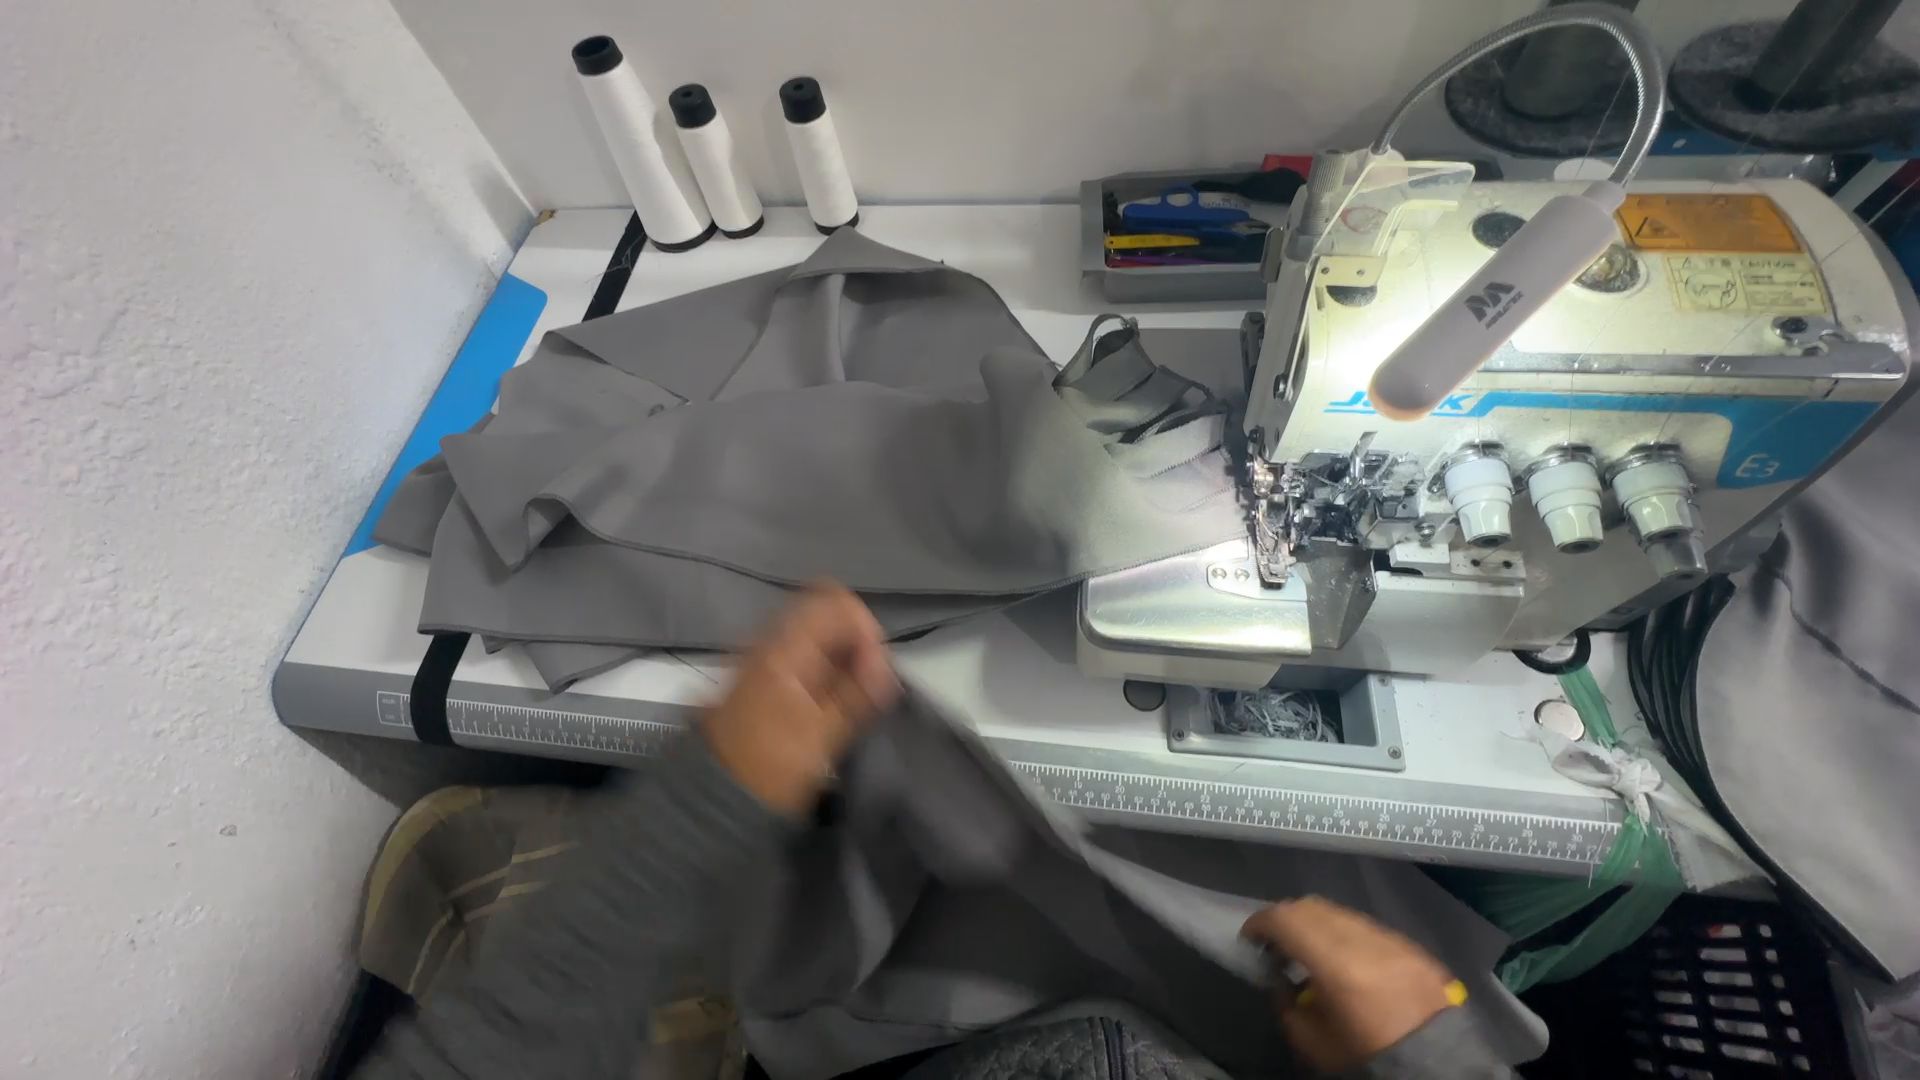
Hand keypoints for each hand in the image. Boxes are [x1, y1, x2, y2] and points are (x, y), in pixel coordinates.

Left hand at [702, 585, 898, 817]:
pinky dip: (831, 669)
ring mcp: (769, 656)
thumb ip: (857, 694)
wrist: (715, 794)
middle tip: (871, 686)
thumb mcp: (821, 734)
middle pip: (829, 615)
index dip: (865, 628)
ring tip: (858, 698)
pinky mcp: (770, 675)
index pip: (836, 602)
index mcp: (784, 646)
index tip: (875, 671)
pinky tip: (839, 703)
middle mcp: (774, 640)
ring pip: (821, 635)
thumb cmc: (768, 765)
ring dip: (847, 658)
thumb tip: (888, 670)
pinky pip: (809, 654)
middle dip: (859, 645)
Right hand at [1242, 896, 1464, 1073]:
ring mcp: (1390, 940)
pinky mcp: (1410, 946)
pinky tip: (1342, 959)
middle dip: (1284, 920)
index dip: (1259, 922)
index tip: (1249, 939)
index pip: (1285, 919)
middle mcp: (1363, 941)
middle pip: (1309, 908)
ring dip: (1313, 923)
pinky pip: (1363, 925)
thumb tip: (1275, 975)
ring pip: (1337, 912)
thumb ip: (1283, 1002)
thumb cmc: (1368, 1059)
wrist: (1439, 1071)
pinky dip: (1342, 933)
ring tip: (1308, 951)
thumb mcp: (1312, 1043)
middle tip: (1274, 945)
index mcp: (1337, 966)